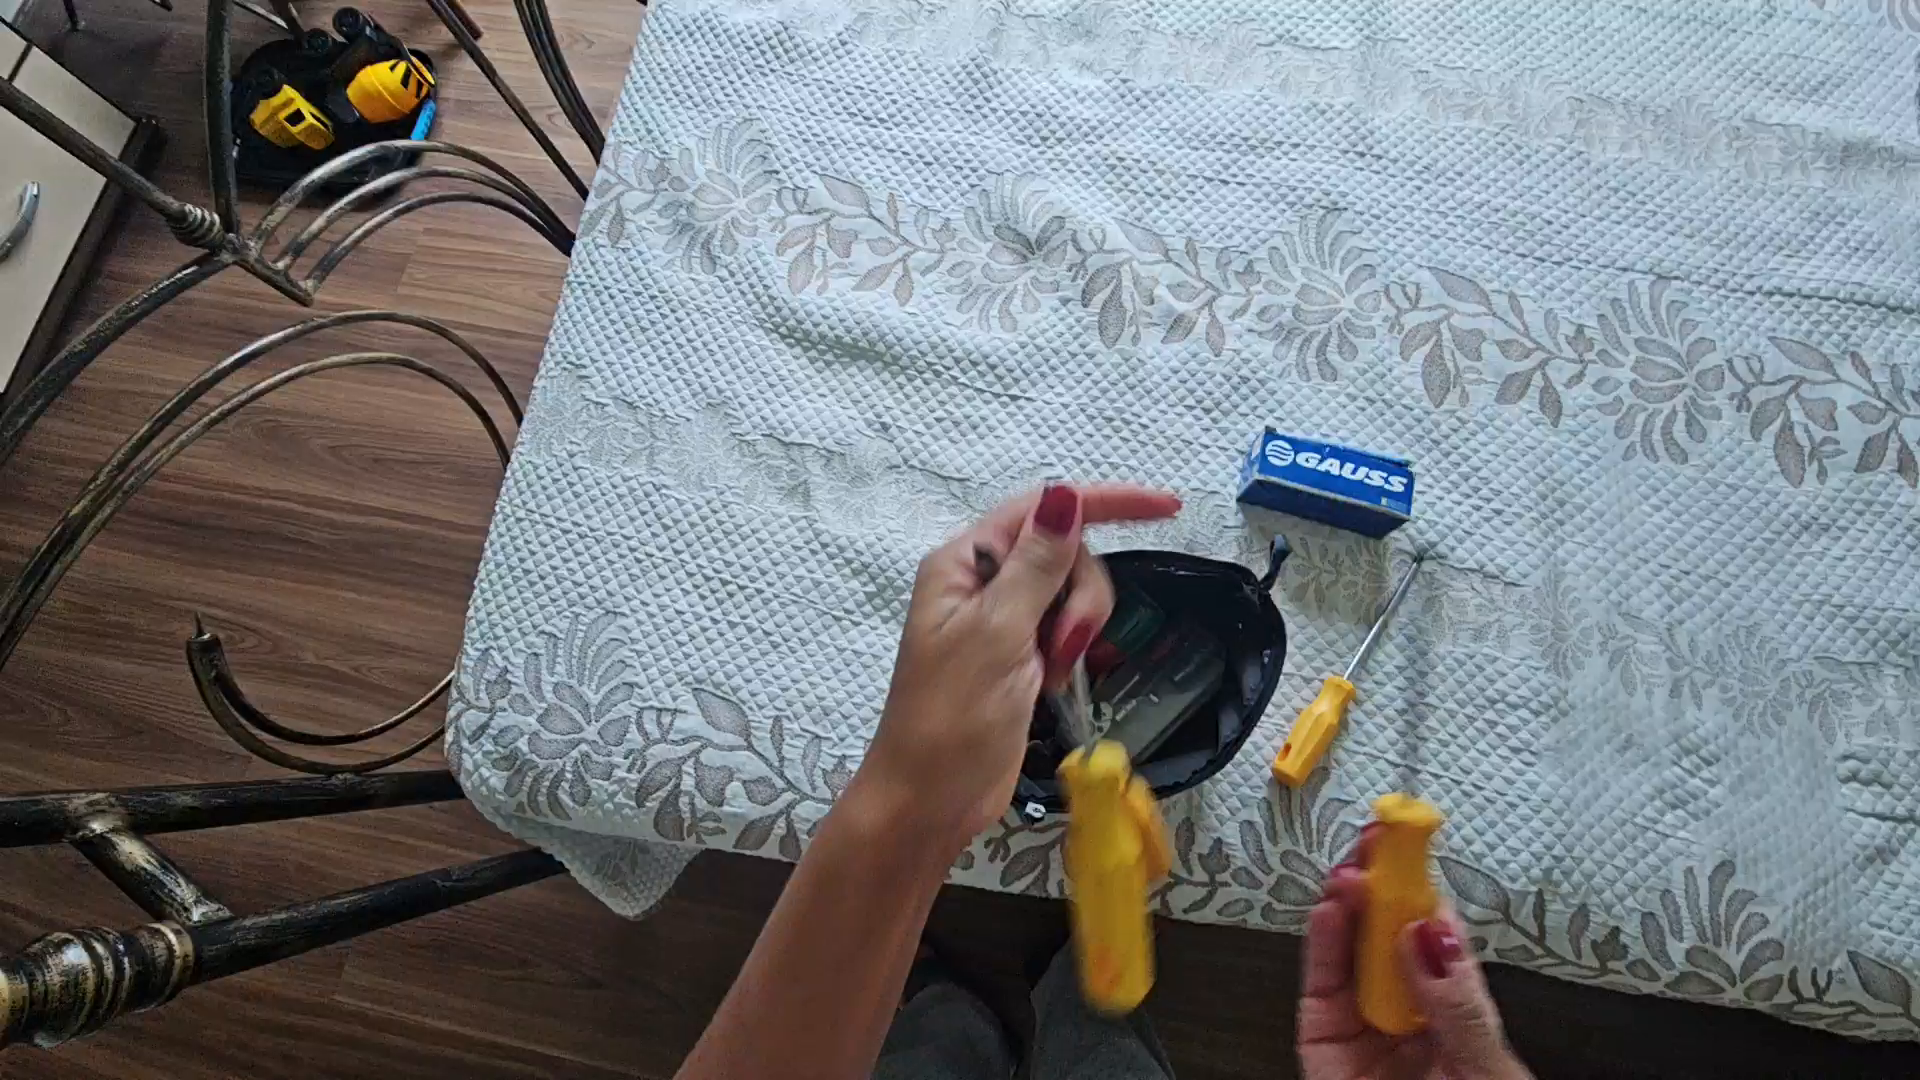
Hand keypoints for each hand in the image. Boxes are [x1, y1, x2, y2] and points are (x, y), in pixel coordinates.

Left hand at [851, 483, 1181, 849]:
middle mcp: (984, 581)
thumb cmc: (952, 717)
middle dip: (1080, 595)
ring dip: (1077, 629)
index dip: (1105, 501)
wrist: (931, 799)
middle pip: (1065, 552)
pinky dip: (1072, 651)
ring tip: (1053, 672)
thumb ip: (1036, 563)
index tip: (1168, 507)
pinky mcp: (1020, 653)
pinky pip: (1066, 629)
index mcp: (965, 561)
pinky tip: (1053, 682)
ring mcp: (1003, 619)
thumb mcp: (997, 633)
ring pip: (1072, 592)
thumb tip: (1065, 493)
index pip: (1041, 509)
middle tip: (1063, 647)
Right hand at [1299, 827, 1530, 1079]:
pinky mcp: (1320, 1036)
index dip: (1424, 886)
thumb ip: (1458, 1009)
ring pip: (1350, 945)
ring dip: (1349, 900)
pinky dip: (1320, 939)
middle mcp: (1407, 1010)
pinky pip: (1319, 981)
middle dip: (1381, 882)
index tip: (1415, 844)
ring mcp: (1362, 1020)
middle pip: (1388, 932)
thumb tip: (1433, 934)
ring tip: (1355, 869)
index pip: (1437, 937)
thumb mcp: (1485, 1076)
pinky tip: (1329, 907)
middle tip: (1380, 840)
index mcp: (1457, 1015)